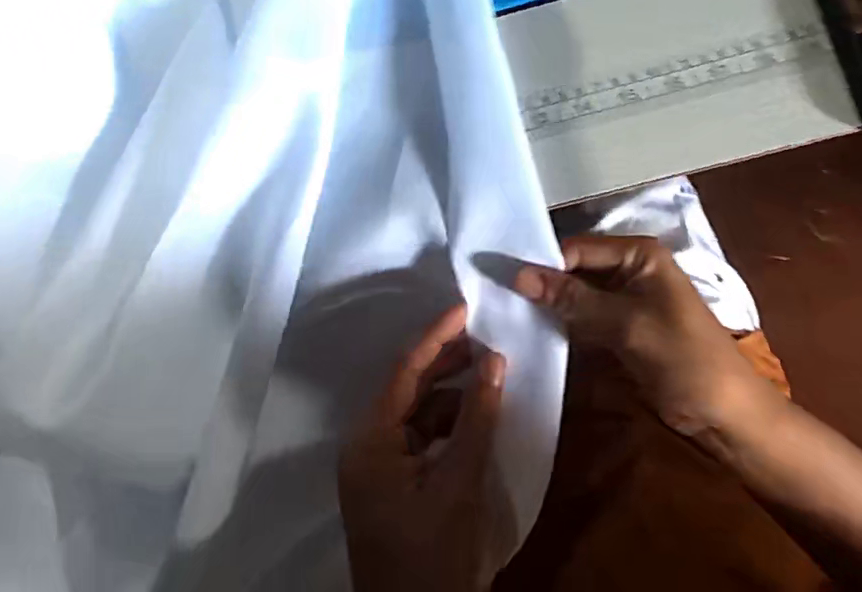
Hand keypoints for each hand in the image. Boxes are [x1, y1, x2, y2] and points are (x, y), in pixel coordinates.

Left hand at [338, 304, 505, 591]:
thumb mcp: (461, 480)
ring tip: (488, 372)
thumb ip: (478, 415)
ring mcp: (378, 467)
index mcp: (370, 442)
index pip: (404, 371)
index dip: (436, 336)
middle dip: (445, 361)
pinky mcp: (393, 483)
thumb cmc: (435, 554)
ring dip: (451, 392)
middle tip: (484, 334)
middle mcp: (367, 446)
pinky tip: (477, 413)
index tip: (466, 308)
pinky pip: (422, 434)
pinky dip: (449, 420)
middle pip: (408, 387)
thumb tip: (495, 358)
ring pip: (418, 410)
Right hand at [512, 235, 775, 439]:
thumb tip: (520, 275)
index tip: (500, 279)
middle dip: (542, 282)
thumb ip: (575, 300)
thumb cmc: (684, 359)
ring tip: (504, 312)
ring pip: (577, 294)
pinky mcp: (622, 329)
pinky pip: (585, 317)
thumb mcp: (627, 325)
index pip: (578, 248)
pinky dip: (563, 323)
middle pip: (576, 268)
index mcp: (640, 254)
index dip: (542, 263)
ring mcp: (626, 300)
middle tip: (494, 294)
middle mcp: (631, 268)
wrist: (726, 415)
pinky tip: (531, 331)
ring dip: (549, 304)